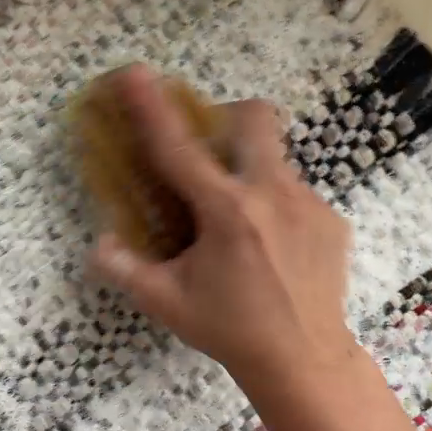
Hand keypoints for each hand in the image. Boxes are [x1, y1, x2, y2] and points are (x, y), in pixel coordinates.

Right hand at [89, 64, 356, 387]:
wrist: (303, 359)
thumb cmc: (227, 329)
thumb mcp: (163, 302)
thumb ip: (123, 269)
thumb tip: (100, 243)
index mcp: (226, 212)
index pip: (179, 149)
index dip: (151, 108)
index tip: (135, 72)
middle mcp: (271, 195)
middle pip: (255, 118)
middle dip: (227, 116)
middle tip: (208, 147)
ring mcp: (309, 204)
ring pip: (274, 160)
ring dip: (247, 172)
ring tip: (236, 223)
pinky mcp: (331, 220)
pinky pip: (294, 193)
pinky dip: (270, 205)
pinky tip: (266, 248)